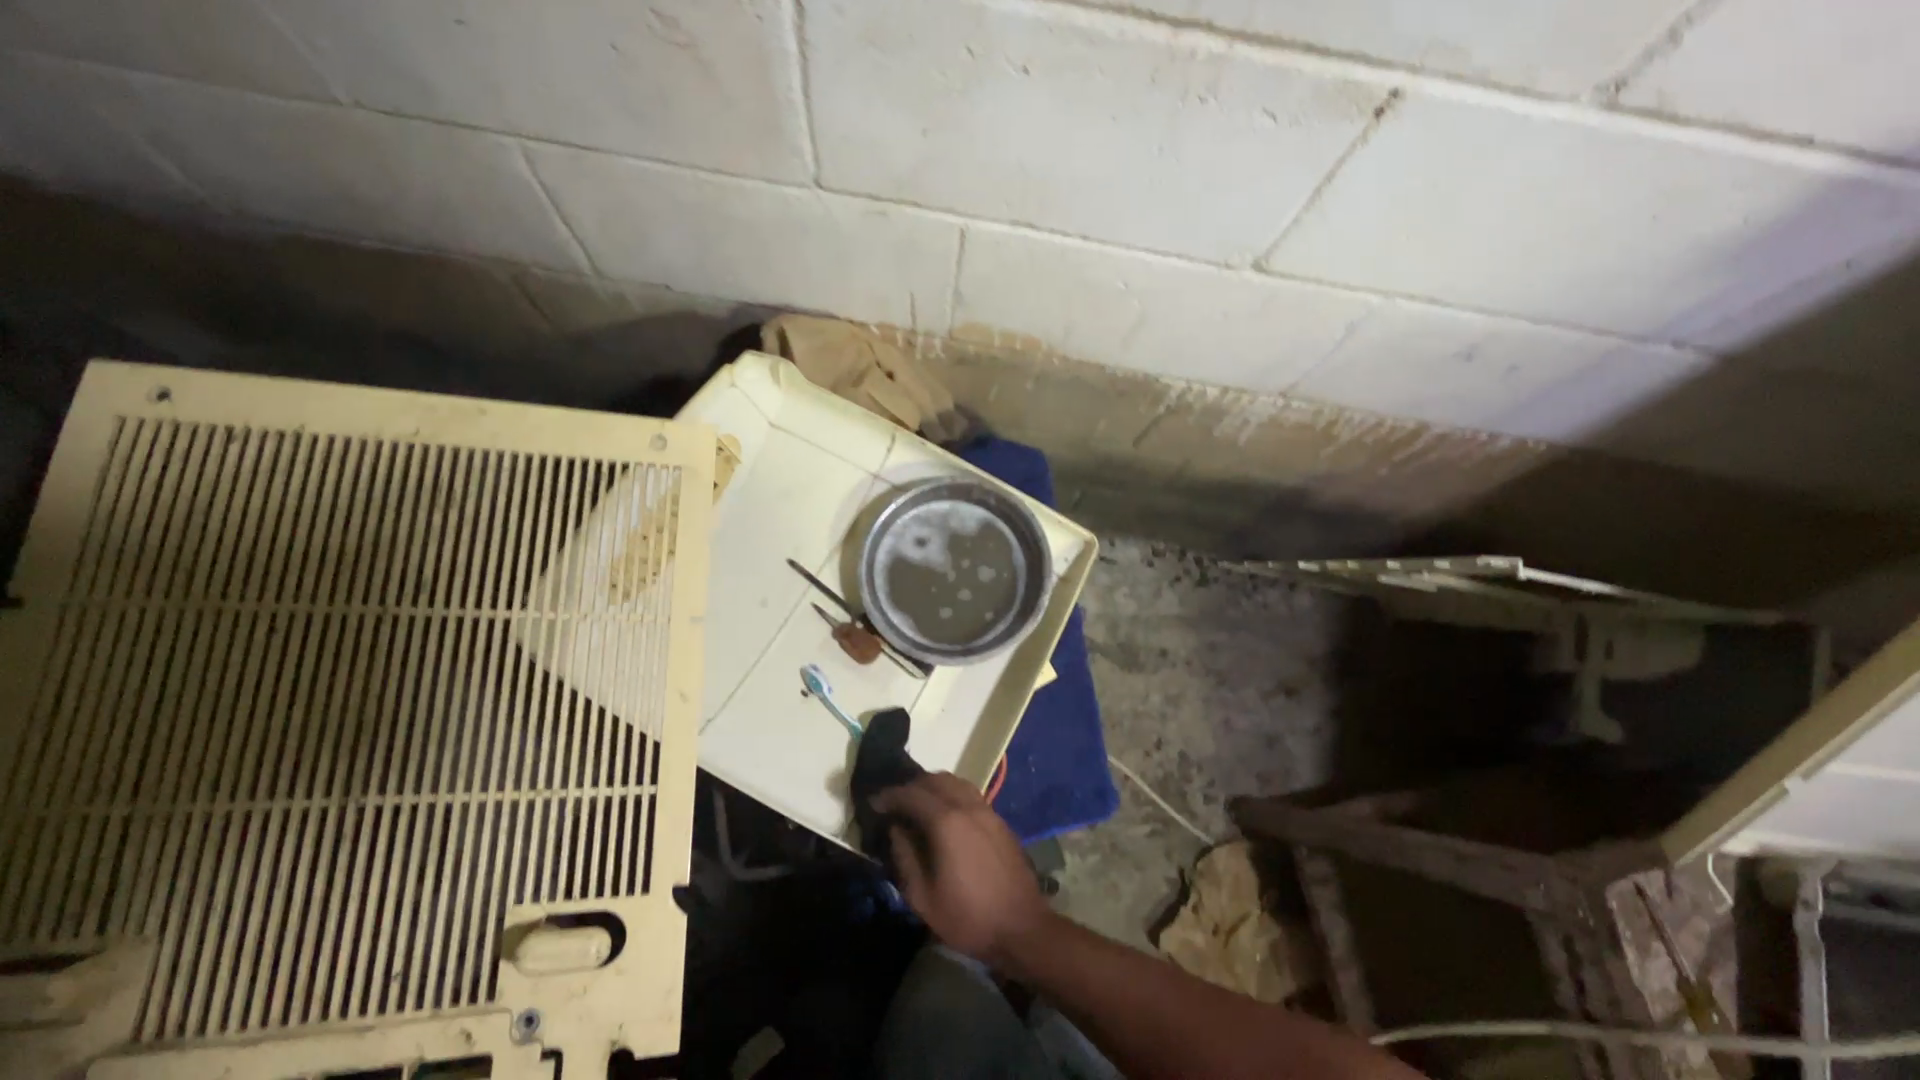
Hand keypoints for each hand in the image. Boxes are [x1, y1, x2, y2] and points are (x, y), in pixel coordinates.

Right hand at [871, 772, 1051, 970]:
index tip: (873, 803)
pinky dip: (952, 795)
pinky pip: (971, 795)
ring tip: (917, 806)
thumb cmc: (968, 918)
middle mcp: (969, 808)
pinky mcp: (1001, 822)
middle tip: (894, 804)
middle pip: (936, 780)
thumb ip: (905, 857)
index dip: (889, 796)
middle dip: (911, 786)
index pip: (912, 794)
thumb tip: (895, 830)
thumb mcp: (923, 897)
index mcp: (947, 823)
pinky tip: (944, 817)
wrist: (1022, 929)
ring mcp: (989, 812)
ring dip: (933, 787)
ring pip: (957, 783)